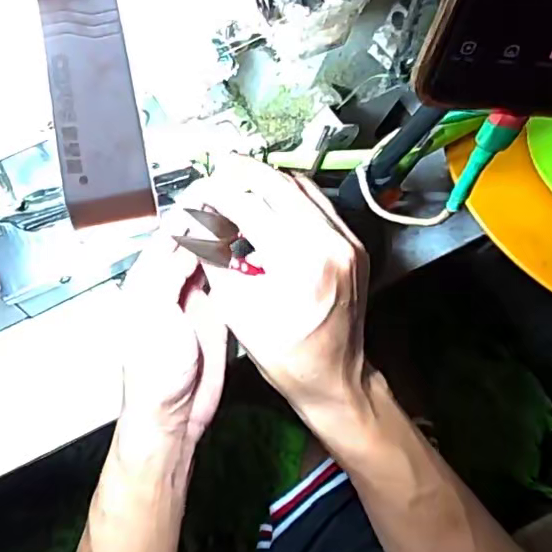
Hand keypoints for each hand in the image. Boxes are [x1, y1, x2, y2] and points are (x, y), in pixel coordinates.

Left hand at [116, 218, 228, 456]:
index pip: (169, 234)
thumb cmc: (154, 373)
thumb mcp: (155, 313)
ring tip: (243, 213)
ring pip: (210, 257)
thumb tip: (186, 236)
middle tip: (234, 196)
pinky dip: (235, 263)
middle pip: (191, 241)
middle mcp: (169, 285)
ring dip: (224, 237)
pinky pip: (225, 280)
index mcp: (146, 280)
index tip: (210, 192)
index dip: (189, 212)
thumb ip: (169, 271)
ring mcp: (193, 299)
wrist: (174, 414)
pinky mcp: (214, 314)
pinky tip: (247, 250)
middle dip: (211, 218)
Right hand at [187, 156, 369, 429]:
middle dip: (241, 174)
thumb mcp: (236, 308)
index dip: (216, 194)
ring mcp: (348, 241)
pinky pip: (318, 203)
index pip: (248, 206)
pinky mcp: (353, 244)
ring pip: (301, 187)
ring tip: (239, 185)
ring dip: (266, 181)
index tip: (198, 193)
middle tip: (217, 175)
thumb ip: (216, 258)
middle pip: (277, 184)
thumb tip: (198, 222)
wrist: (335, 376)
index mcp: (301, 263)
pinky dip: (290, 196)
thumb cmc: (287, 355)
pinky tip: (269, 203)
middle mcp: (331, 244)